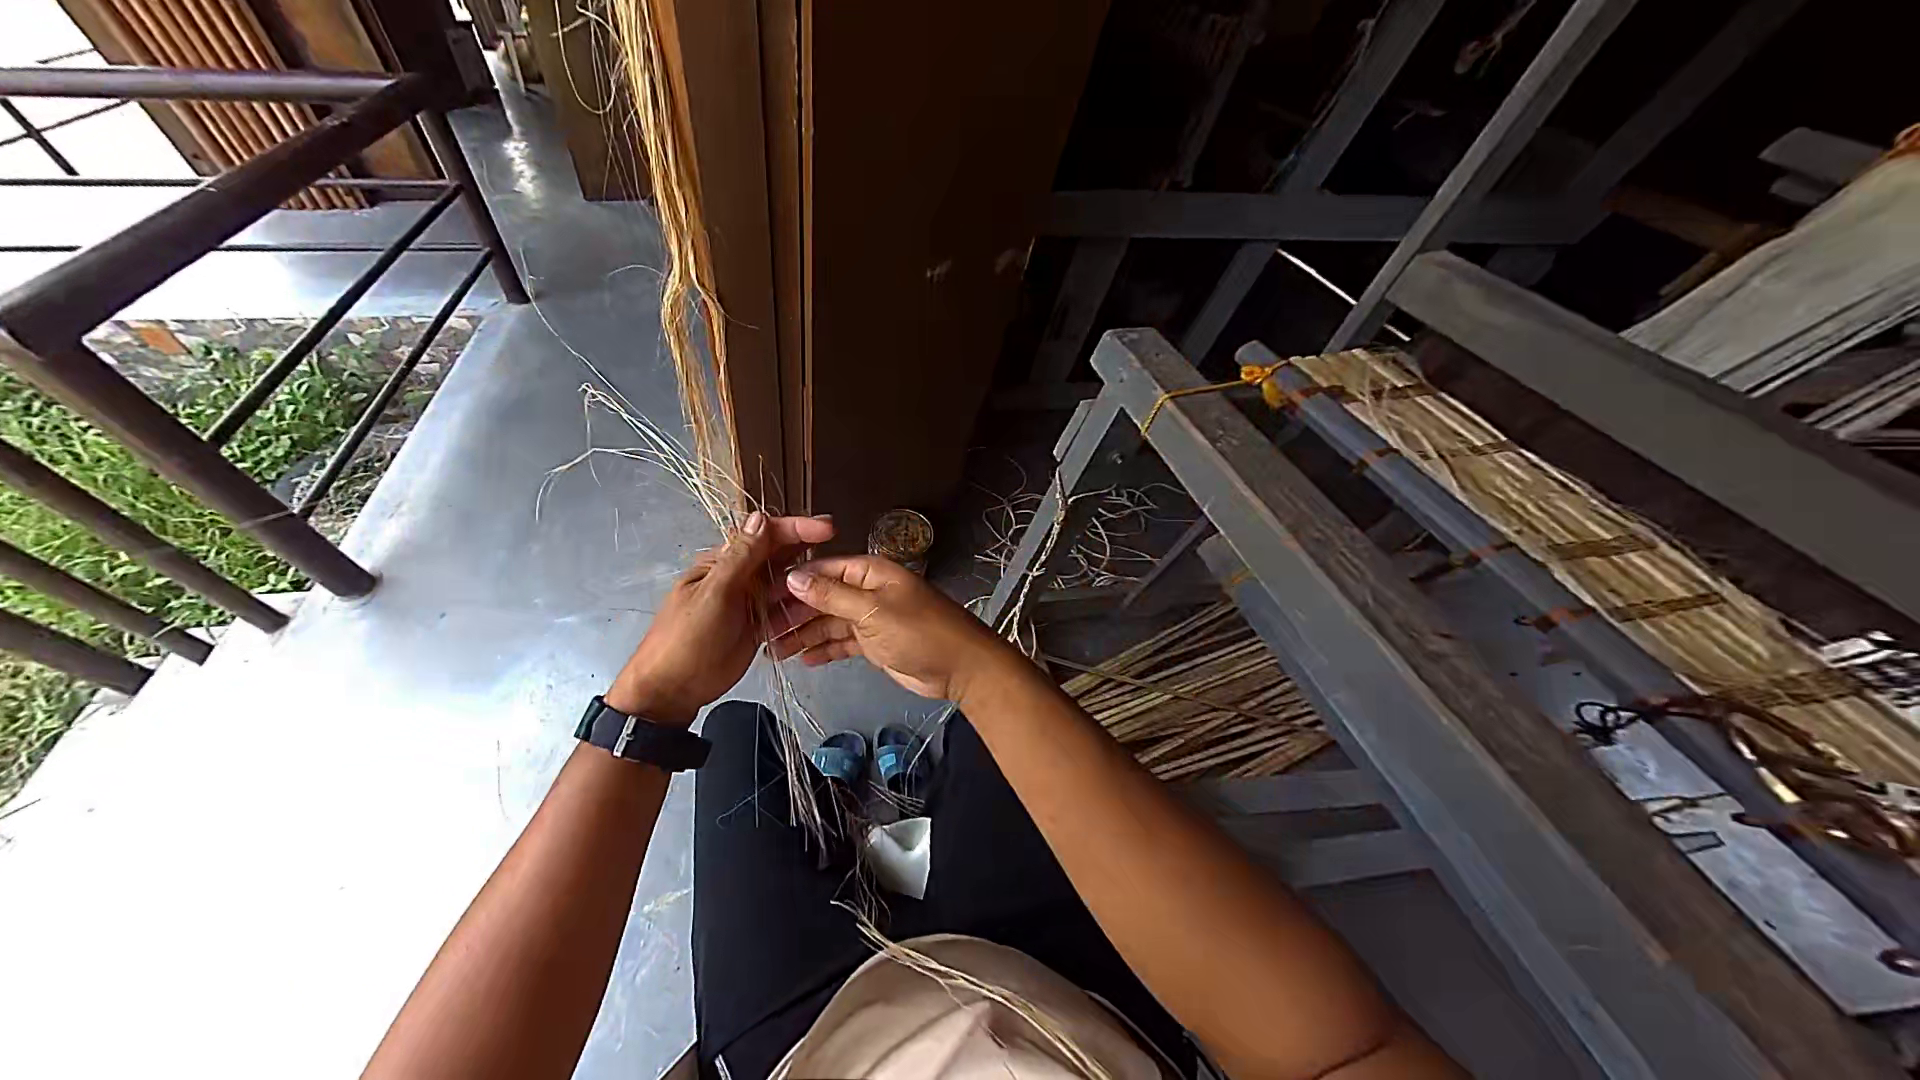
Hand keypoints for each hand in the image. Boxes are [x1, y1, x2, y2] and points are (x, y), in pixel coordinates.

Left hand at [609, 512, 834, 724]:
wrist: (672, 690)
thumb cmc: (687, 639)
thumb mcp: (714, 594)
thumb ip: (741, 558)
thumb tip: (760, 517)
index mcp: (723, 562)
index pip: (764, 534)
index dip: (797, 528)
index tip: (827, 528)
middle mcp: (739, 575)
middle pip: (779, 555)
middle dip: (807, 549)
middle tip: (838, 549)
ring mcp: (749, 600)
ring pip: (785, 582)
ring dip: (806, 580)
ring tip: (832, 584)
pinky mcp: (758, 624)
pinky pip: (784, 608)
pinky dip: (800, 606)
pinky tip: (819, 606)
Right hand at [773, 555, 1018, 702]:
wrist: (961, 667)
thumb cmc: (920, 632)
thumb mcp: (873, 611)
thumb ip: (832, 595)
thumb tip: (794, 577)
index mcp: (871, 573)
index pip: (824, 569)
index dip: (794, 581)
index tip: (763, 595)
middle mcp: (868, 592)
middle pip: (823, 598)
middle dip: (794, 613)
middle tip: (763, 630)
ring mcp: (872, 619)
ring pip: (829, 623)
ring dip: (804, 635)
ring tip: (774, 651)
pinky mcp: (875, 644)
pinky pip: (842, 643)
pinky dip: (824, 650)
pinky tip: (803, 660)